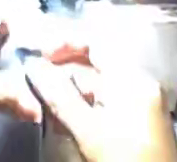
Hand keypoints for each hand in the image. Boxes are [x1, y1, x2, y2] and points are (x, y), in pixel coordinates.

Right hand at [28, 59, 176, 161]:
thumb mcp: (89, 133)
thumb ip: (60, 96)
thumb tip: (33, 66)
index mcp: (134, 78)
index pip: (95, 44)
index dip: (64, 45)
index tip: (37, 55)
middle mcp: (142, 85)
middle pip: (97, 66)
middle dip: (64, 73)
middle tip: (35, 82)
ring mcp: (143, 109)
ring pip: (100, 90)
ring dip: (71, 95)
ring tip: (44, 105)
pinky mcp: (140, 131)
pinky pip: (108, 108)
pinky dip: (86, 112)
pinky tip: (64, 123)